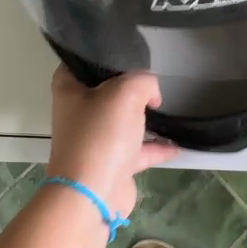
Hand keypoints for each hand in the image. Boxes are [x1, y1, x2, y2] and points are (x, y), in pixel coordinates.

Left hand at [46, 67, 178, 216]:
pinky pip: (138, 149)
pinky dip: (156, 146)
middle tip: (151, 81)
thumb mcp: (126, 91)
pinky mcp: (111, 163)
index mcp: (69, 88)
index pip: (83, 60)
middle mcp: (78, 112)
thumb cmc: (101, 134)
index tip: (129, 53)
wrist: (93, 194)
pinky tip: (177, 143)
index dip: (105, 55)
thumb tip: (151, 94)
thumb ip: (144, 81)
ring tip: (165, 106)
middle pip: (106, 90)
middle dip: (129, 86)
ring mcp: (94, 139)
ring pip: (122, 120)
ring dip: (143, 116)